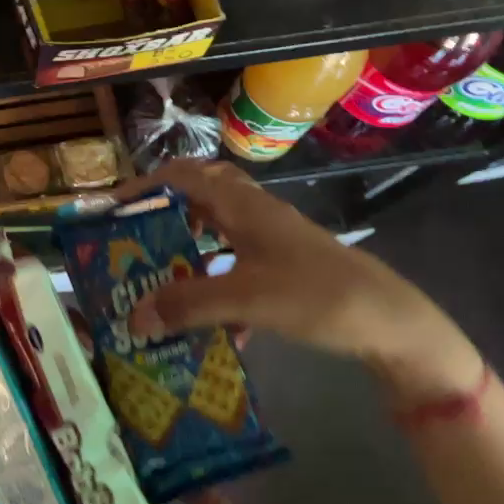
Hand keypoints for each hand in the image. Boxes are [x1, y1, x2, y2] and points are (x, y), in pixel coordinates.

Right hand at [116, 160, 483, 408]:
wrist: (391, 321)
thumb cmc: (314, 294)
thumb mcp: (244, 299)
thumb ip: (188, 305)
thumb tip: (134, 317)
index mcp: (240, 204)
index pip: (180, 176)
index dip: (143, 185)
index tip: (113, 208)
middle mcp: (254, 211)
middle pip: (200, 196)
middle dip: (165, 214)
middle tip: (137, 240)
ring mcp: (274, 236)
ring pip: (220, 229)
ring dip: (192, 248)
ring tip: (166, 277)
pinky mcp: (288, 264)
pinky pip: (241, 261)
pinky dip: (222, 281)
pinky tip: (220, 327)